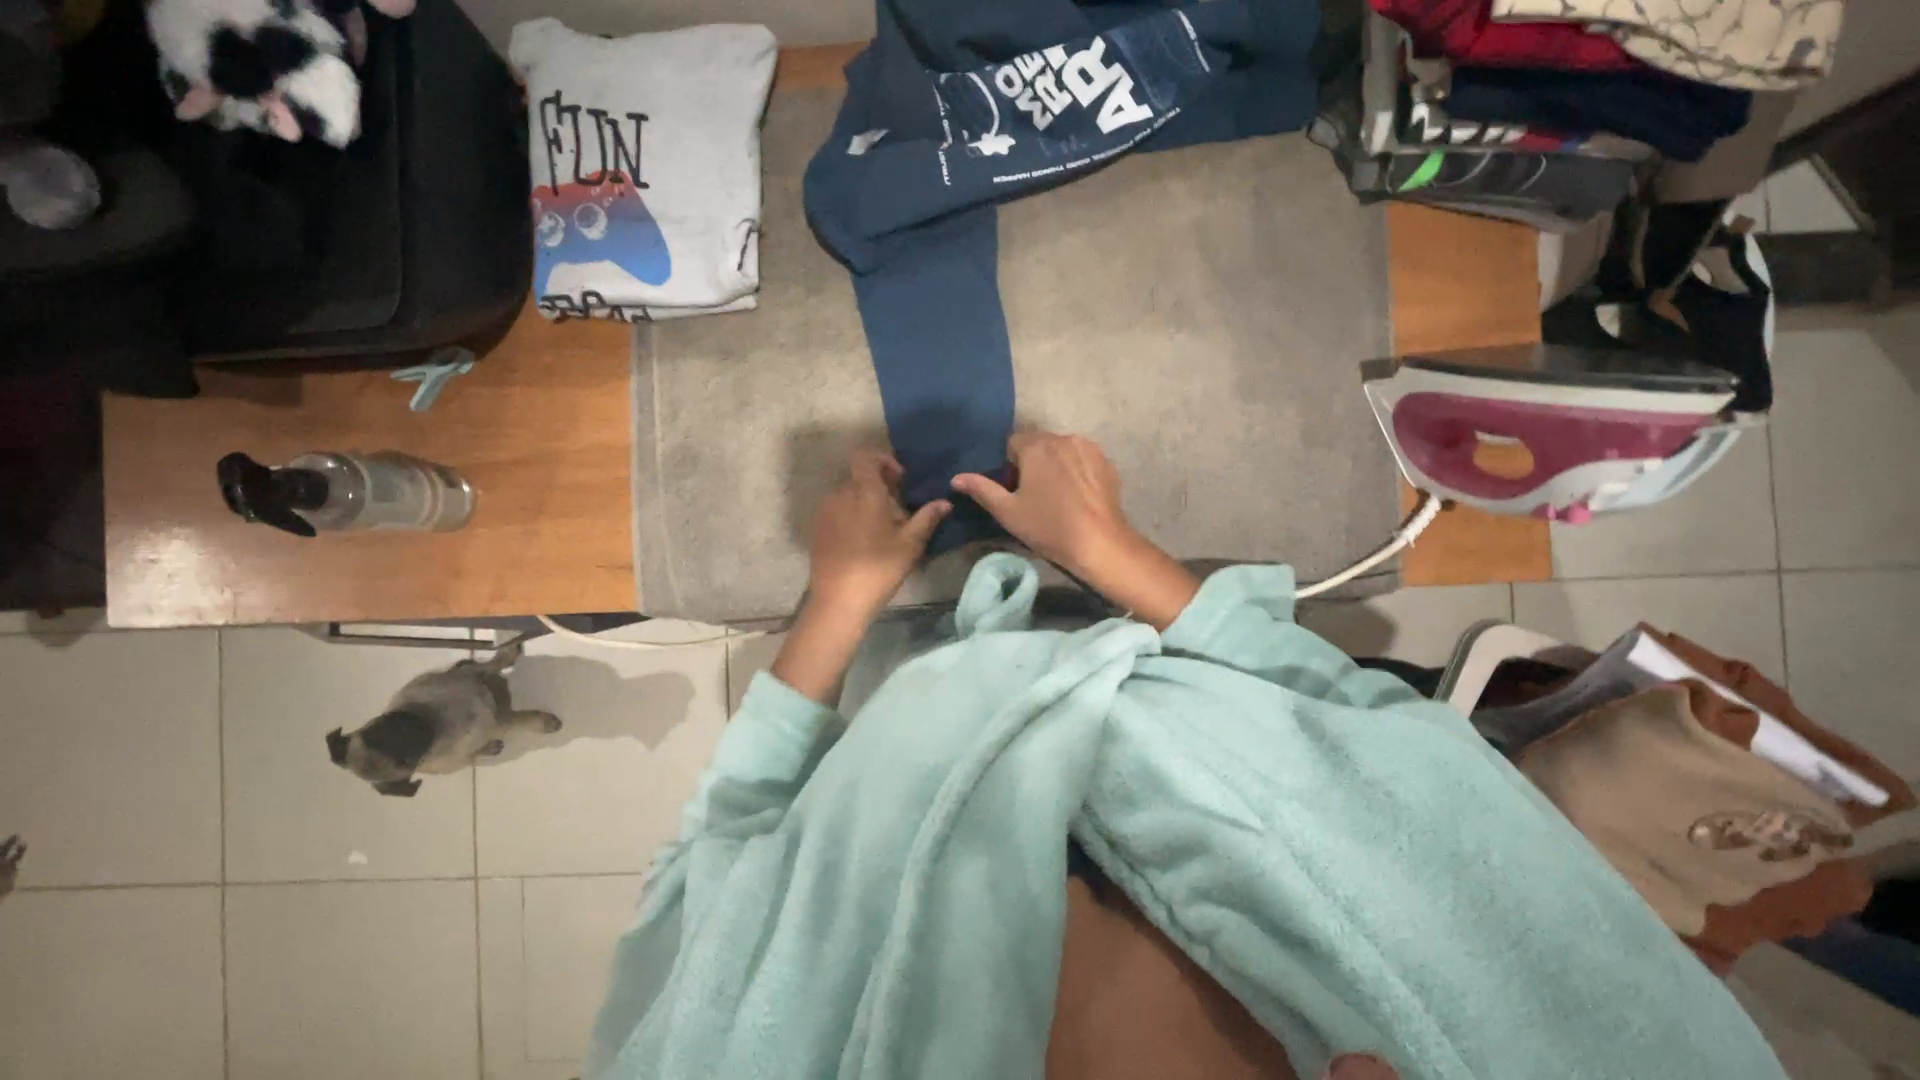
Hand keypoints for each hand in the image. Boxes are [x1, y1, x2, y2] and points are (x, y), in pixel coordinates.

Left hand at [806, 449, 950, 616]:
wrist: (838, 600)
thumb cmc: (878, 567)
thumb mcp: (910, 544)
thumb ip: (927, 518)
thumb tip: (944, 502)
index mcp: (863, 491)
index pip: (866, 456)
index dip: (883, 461)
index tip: (900, 481)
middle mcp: (840, 494)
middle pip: (860, 479)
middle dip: (880, 489)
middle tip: (899, 514)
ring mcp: (825, 512)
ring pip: (848, 497)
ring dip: (866, 505)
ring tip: (883, 531)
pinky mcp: (817, 530)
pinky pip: (837, 512)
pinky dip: (852, 518)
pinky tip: (864, 543)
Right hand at [951, 432, 1137, 579]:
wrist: (1099, 543)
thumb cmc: (1048, 527)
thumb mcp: (1008, 512)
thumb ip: (981, 489)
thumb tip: (956, 478)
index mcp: (1037, 446)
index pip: (1012, 444)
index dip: (1009, 466)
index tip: (1013, 490)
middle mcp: (1063, 438)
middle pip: (1038, 444)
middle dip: (1032, 463)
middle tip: (1033, 495)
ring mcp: (1088, 449)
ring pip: (1061, 450)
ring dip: (1054, 465)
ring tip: (1056, 496)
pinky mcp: (1106, 463)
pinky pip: (1082, 460)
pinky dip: (1076, 471)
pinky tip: (1076, 496)